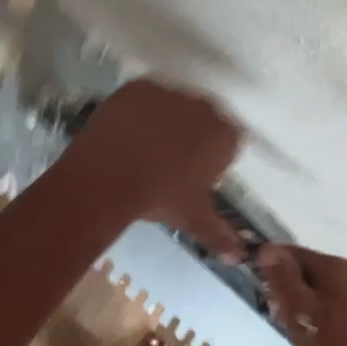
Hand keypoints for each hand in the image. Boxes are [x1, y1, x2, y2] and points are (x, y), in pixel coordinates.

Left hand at [59, 79, 244, 259]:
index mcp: (225, 135)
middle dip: (189, 138)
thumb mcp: (192, 218)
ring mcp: (170, 92)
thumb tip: (237, 258)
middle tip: (166, 164)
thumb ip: (219, 235)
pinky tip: (124, 135)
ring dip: (164, 123)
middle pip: (202, 120)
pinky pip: (143, 98)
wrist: (109, 176)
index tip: (192, 176)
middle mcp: (204, 106)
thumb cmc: (160, 198)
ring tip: (141, 151)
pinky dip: (137, 113)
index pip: (228, 143)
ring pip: (173, 107)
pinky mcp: (139, 87)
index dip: (211, 159)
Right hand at [256, 243, 346, 345]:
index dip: (270, 268)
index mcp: (335, 266)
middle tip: (279, 314)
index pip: (291, 252)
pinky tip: (309, 331)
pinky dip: (310, 310)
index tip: (262, 291)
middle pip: (302, 269)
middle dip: (285, 288)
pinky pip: (324, 299)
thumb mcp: (299, 309)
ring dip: (297, 302)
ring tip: (293, 326)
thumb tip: (266, 249)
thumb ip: (282, 277)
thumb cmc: (331, 345)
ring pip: (312, 286)